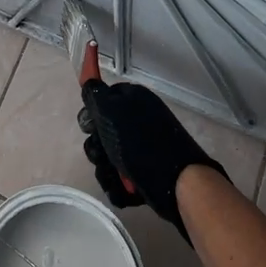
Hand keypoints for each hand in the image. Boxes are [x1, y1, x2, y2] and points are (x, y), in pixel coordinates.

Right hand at [80, 81, 226, 239]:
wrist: (177, 182)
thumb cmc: (141, 142)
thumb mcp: (111, 111)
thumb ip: (94, 94)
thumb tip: (88, 76)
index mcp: (132, 100)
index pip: (102, 100)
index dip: (93, 115)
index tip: (91, 127)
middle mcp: (137, 122)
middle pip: (102, 133)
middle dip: (98, 149)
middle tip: (104, 155)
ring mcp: (143, 149)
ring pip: (109, 159)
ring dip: (107, 171)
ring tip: (118, 178)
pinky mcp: (146, 173)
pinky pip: (121, 178)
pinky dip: (120, 186)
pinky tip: (125, 190)